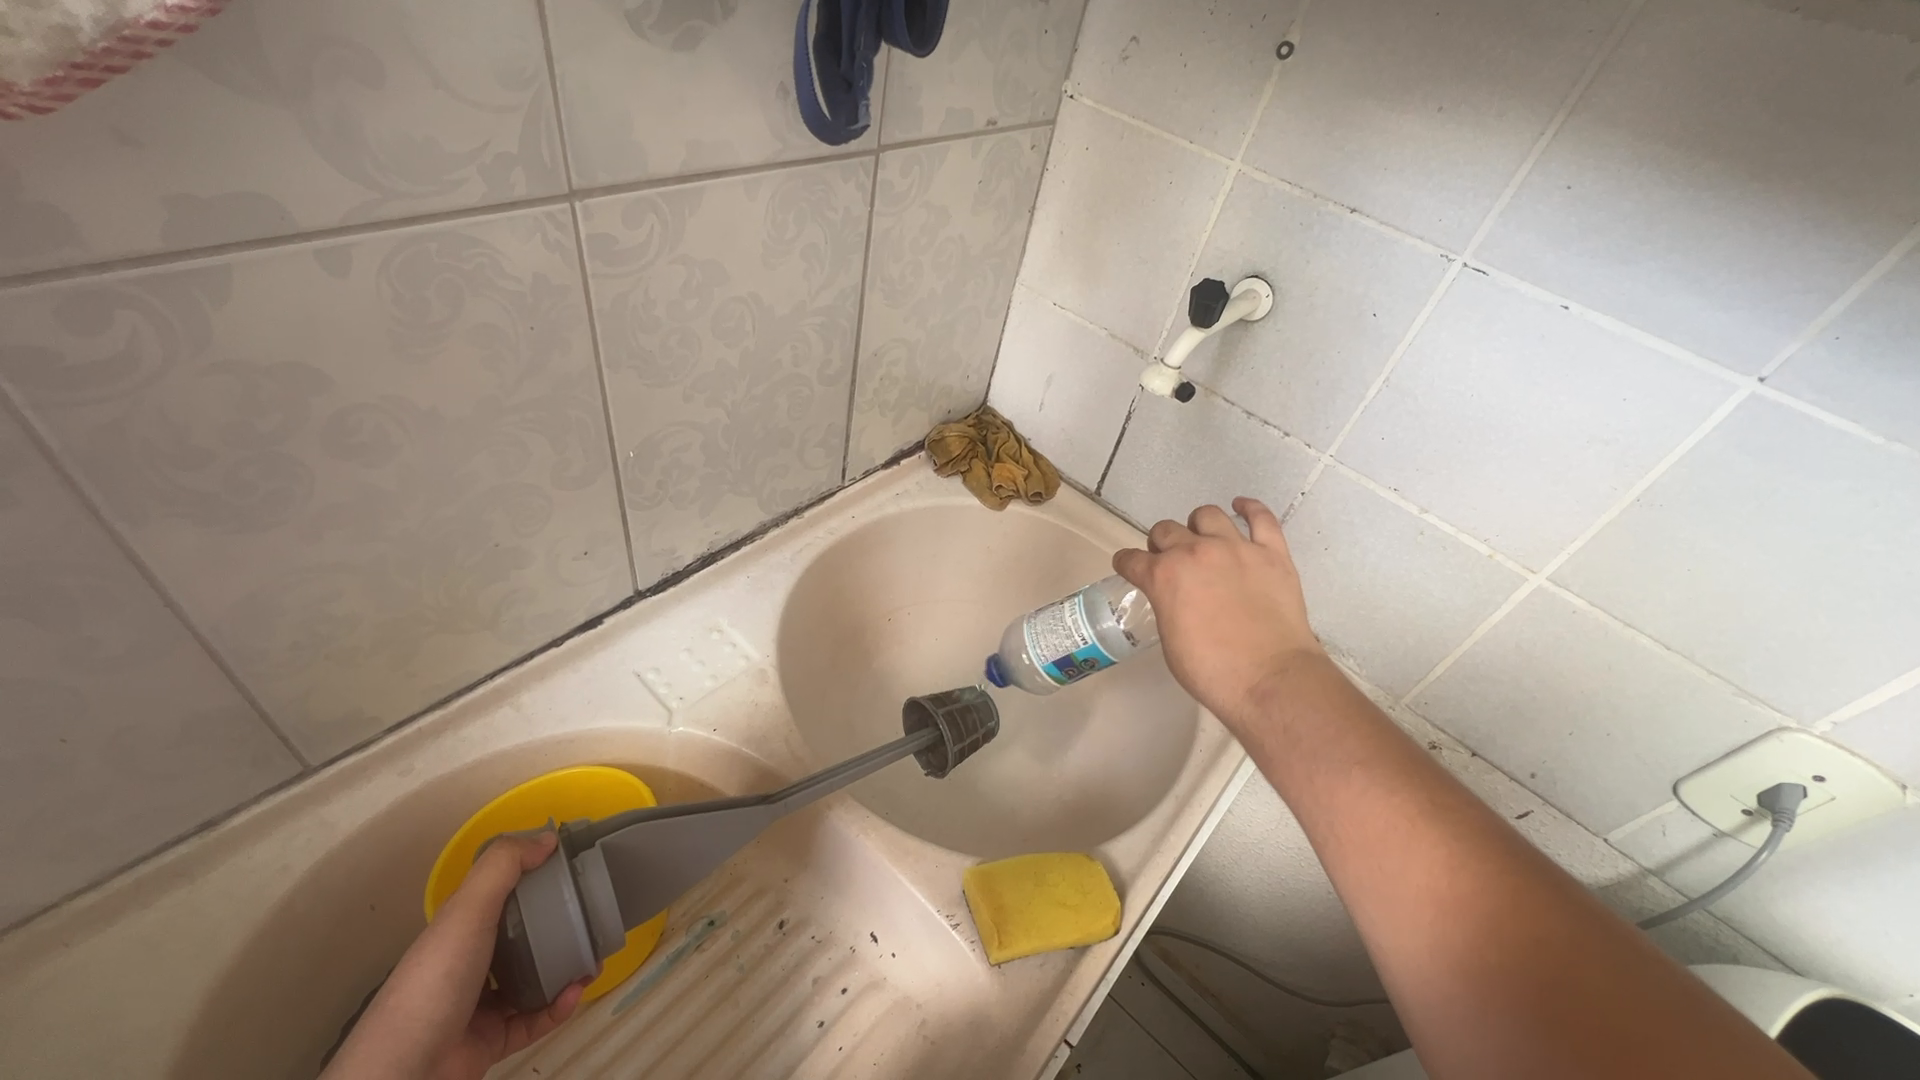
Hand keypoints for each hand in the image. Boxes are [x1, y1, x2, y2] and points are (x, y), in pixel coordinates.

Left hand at [322, 831, 587, 1079]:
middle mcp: (467, 964)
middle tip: (590, 921)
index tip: (569, 872)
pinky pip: (533, 1019)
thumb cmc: (435, 981)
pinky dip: (557, 1007)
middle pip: (518, 939)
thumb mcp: (467, 911)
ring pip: (531, 980)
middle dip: (557, 929)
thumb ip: (503, 868)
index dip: (531, 882)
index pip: (498, 898)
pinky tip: (575, 994)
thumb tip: (547, 837)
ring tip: (592, 962)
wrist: (406, 1070)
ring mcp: (478, 1005)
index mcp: (458, 931)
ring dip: (564, 969)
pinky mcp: (491, 1041)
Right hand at [1113, 498, 1324, 729]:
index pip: (1132, 559)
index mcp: (1163, 576)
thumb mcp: (1170, 641)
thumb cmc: (1212, 671)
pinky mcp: (1272, 552)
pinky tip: (1242, 507)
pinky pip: (1261, 517)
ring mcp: (1236, 548)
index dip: (1127, 563)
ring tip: (1203, 539)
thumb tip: (1174, 599)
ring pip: (1207, 515)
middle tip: (1169, 560)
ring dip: (1197, 525)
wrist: (1270, 678)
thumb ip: (1166, 607)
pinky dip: (1249, 508)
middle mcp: (1195, 552)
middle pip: (1166, 530)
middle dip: (1161, 544)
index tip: (1129, 566)